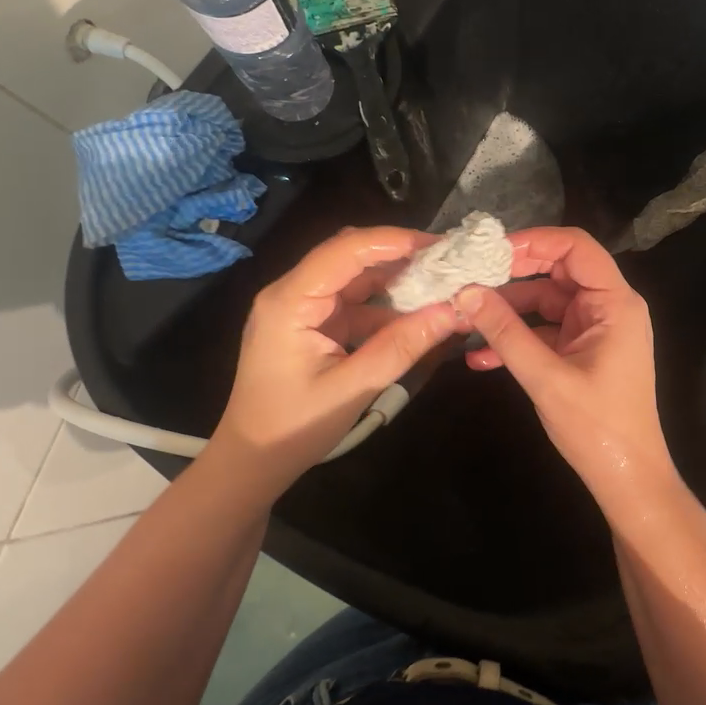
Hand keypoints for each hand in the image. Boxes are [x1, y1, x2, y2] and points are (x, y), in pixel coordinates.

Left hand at [214, 226, 460, 495]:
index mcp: (290, 301)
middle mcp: (292, 292)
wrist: (252, 463)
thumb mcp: (353, 387)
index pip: (343, 251)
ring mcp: (300, 308)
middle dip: (397, 254)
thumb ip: (402, 346)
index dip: (391, 241)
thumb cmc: (294, 427)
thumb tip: (453, 311)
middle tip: (446, 259)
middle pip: (348, 255)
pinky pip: (352, 302)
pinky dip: (384, 305)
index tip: (438, 244)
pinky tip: (417, 312)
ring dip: (395, 278)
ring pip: (354, 277)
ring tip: (440, 281)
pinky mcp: (311, 324)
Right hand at [456, 227, 677, 507]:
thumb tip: (465, 292)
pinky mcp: (581, 351)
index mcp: (615, 303)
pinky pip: (544, 332)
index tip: (490, 251)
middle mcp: (608, 307)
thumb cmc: (597, 426)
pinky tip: (479, 357)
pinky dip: (516, 339)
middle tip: (469, 277)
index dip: (534, 241)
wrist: (626, 479)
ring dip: (507, 311)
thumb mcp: (546, 377)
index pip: (576, 248)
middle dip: (512, 274)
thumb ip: (505, 333)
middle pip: (557, 271)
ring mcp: (594, 329)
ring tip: (463, 318)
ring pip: (545, 302)